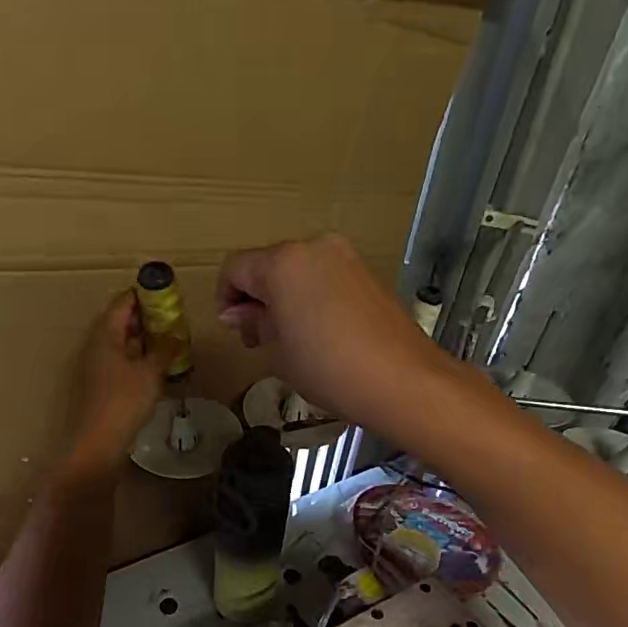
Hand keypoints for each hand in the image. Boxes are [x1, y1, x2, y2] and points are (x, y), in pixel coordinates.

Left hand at [68, 291, 177, 473]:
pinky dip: (140, 356)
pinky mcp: (102, 384)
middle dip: (147, 316)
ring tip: (171, 338)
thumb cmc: (124, 401)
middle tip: (174, 316)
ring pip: (122, 342)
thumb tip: (176, 334)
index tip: (166, 292)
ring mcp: (97, 365)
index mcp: (105, 335)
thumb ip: (164, 349)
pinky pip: (122, 360)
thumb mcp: (151, 372)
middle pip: (121, 320)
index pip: (123, 302)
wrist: (98, 442)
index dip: (144, 293)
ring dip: (145, 338)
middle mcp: (97, 345)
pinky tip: (158, 364)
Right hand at [217, 234, 451, 434]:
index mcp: (282, 262)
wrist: (401, 379)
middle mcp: (314, 247)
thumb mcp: (278, 352)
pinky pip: (327, 278)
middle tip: (260, 339)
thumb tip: (238, 314)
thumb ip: (254, 324)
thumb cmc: (327, 368)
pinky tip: (322, 334)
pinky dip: (314, 298)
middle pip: (269, 265)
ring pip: (299, 271)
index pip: (236, 268)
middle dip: (257, 297)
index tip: (233, 330)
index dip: (226, 298)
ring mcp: (346, 257)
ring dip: (286, 298)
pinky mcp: (369, 274)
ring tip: (293, 339)